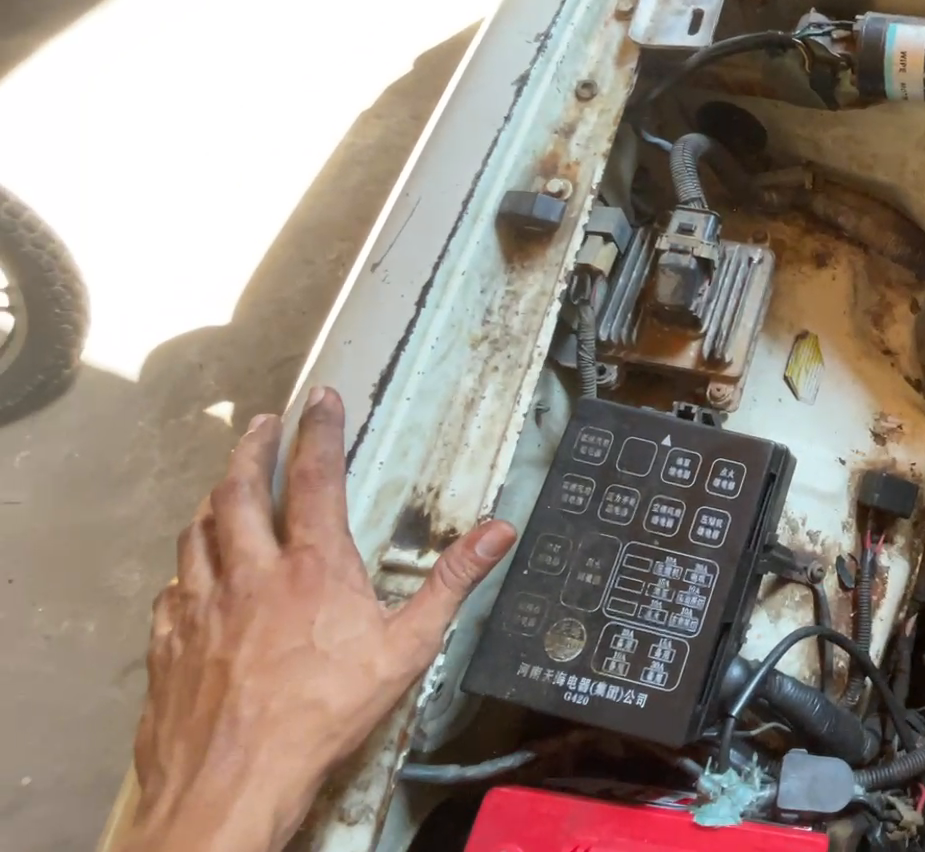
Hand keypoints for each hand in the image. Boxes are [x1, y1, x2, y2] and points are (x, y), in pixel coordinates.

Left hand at [125, 388, 516, 851]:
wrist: (230, 782)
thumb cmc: (328, 709)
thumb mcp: (410, 643)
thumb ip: (453, 580)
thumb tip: (499, 530)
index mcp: (314, 566)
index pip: (316, 480)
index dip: (318, 433)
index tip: (319, 398)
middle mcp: (251, 573)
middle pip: (239, 493)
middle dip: (250, 450)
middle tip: (259, 422)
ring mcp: (200, 607)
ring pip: (197, 533)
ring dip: (214, 497)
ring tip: (226, 481)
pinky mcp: (169, 643)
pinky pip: (172, 586)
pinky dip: (186, 561)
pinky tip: (192, 568)